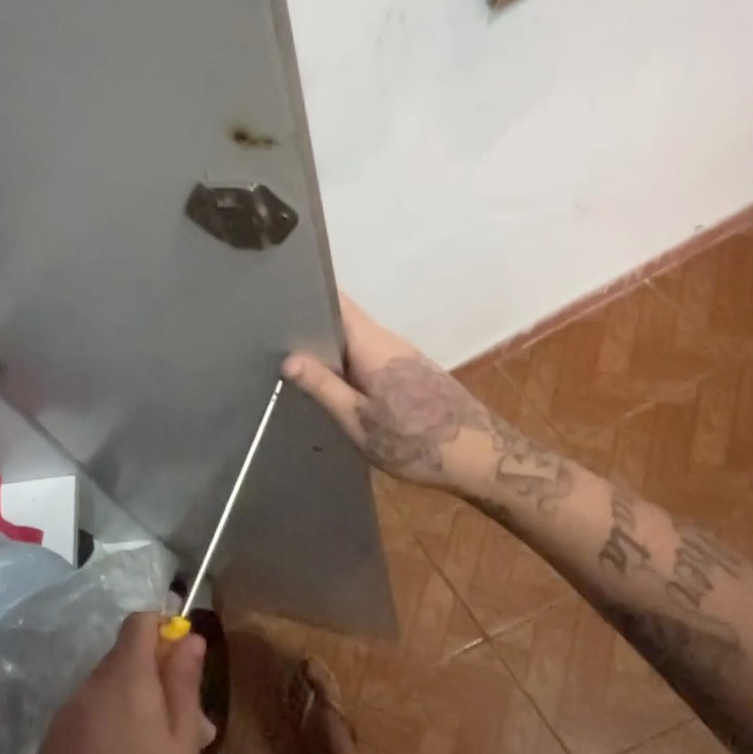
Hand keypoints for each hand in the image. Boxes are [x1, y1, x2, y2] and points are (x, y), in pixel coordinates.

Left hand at [24, 613, 214, 753]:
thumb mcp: (182, 748)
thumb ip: (184, 685)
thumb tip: (189, 637)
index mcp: (122, 682)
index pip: (137, 624)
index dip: (164, 631)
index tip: (184, 664)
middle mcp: (86, 689)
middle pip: (122, 659)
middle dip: (155, 679)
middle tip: (187, 728)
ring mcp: (63, 717)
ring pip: (104, 690)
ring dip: (132, 705)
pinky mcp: (49, 745)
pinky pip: (85, 717)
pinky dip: (106, 727)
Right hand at [283, 295, 499, 493]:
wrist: (482, 458)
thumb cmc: (416, 442)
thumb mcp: (359, 421)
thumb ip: (324, 388)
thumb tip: (288, 359)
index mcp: (373, 345)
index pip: (337, 302)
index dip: (307, 294)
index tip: (274, 300)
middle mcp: (388, 341)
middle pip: (343, 320)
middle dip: (310, 326)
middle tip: (270, 339)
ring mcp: (402, 356)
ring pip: (355, 341)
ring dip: (327, 348)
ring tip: (290, 359)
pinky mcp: (410, 373)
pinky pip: (368, 357)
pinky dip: (346, 363)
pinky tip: (329, 382)